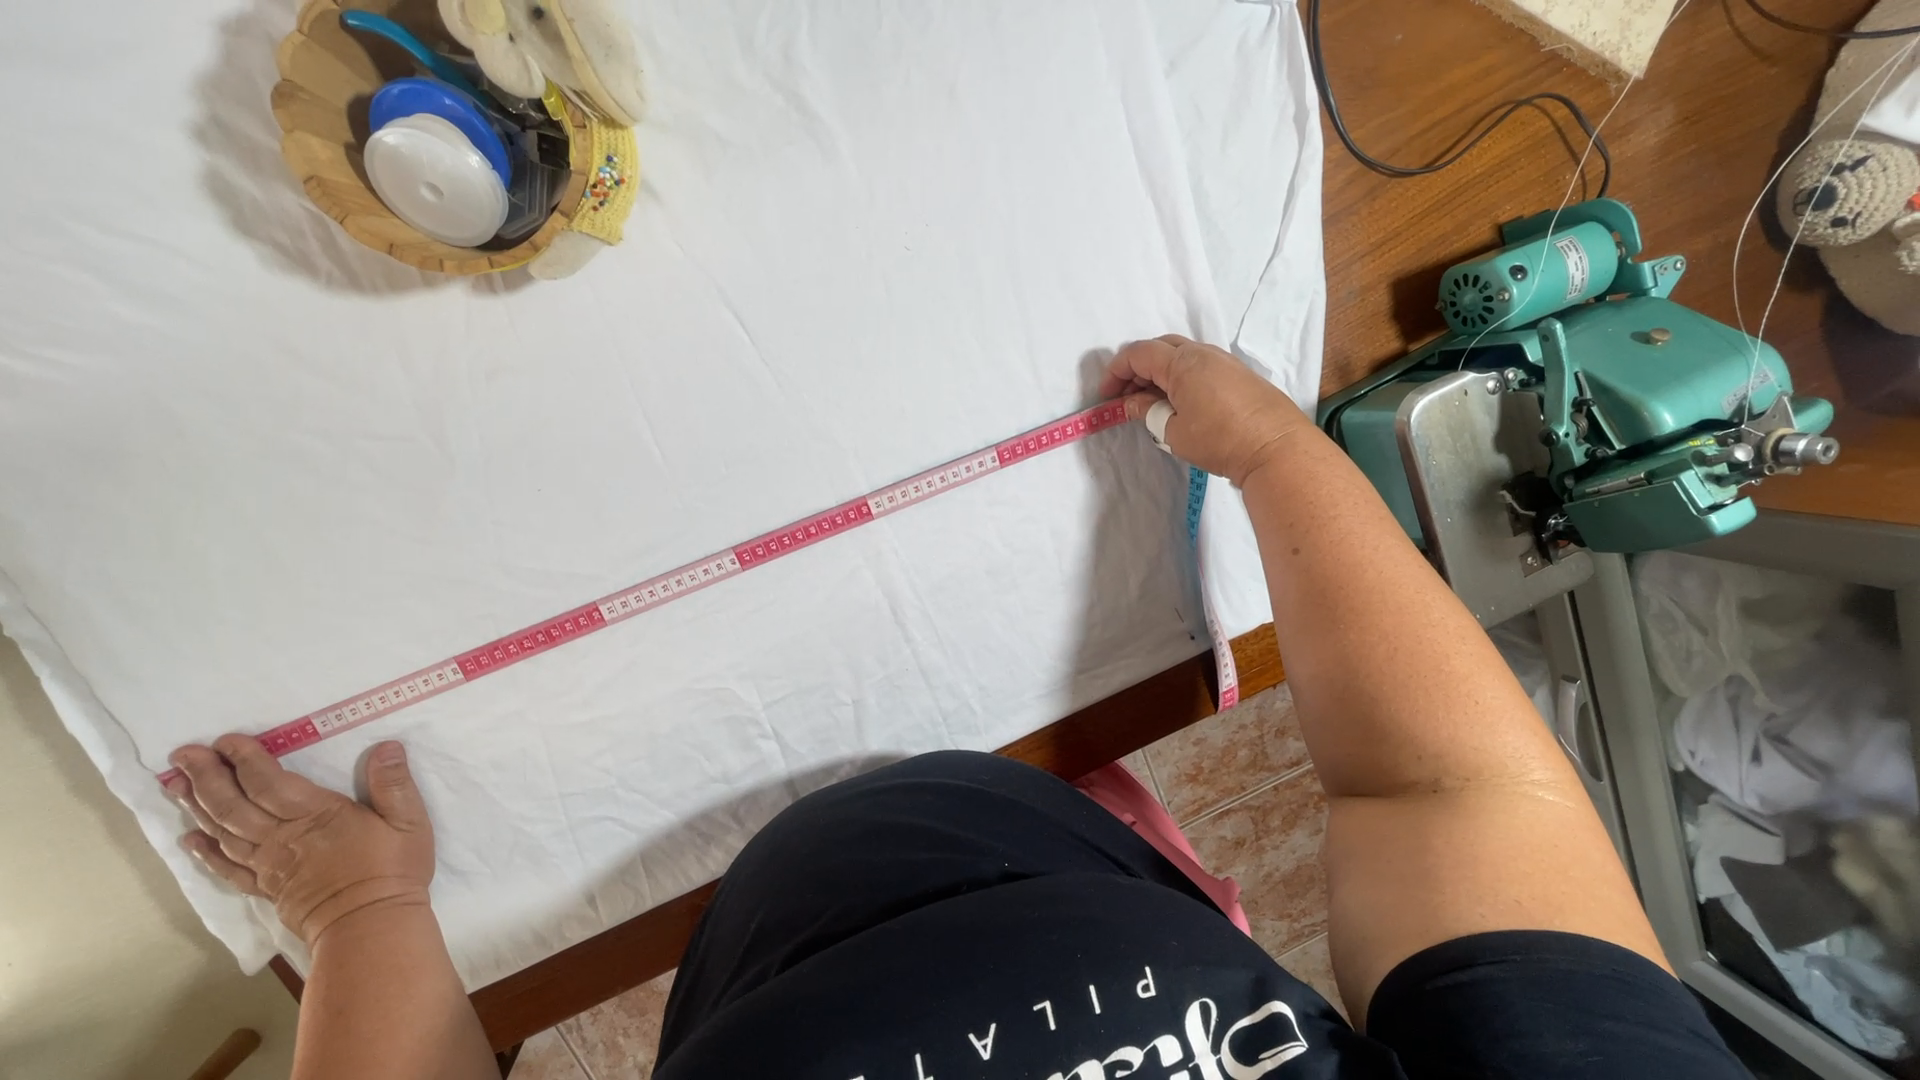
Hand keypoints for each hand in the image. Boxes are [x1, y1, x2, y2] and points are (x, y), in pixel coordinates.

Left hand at [165, 737, 433, 947]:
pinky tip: (189, 839)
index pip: (271, 783)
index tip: (227, 740)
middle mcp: (284, 837)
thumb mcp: (410, 821)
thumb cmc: (393, 869)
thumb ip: (395, 784)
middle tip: (184, 754)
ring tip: (175, 783)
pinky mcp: (267, 888)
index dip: (247, 760)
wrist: (369, 924)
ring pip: (224, 831)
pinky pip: (227, 868)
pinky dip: (204, 853)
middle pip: (236, 805)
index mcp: (318, 816)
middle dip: (208, 777)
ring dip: (197, 806)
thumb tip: (387, 746)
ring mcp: (269, 865)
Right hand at [1098, 335, 1310, 486]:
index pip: (1139, 354)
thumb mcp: (1173, 431)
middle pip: (1160, 348)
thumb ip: (1148, 412)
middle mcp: (1203, 354)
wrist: (1276, 447)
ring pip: (1182, 356)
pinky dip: (1181, 378)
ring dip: (1160, 373)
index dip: (1116, 371)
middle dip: (1137, 369)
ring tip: (1151, 403)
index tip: (1106, 395)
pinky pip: (1200, 366)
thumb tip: (1133, 404)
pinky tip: (1179, 404)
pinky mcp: (1238, 376)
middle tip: (1126, 397)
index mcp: (1182, 362)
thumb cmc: (1219, 440)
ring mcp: (1224, 362)